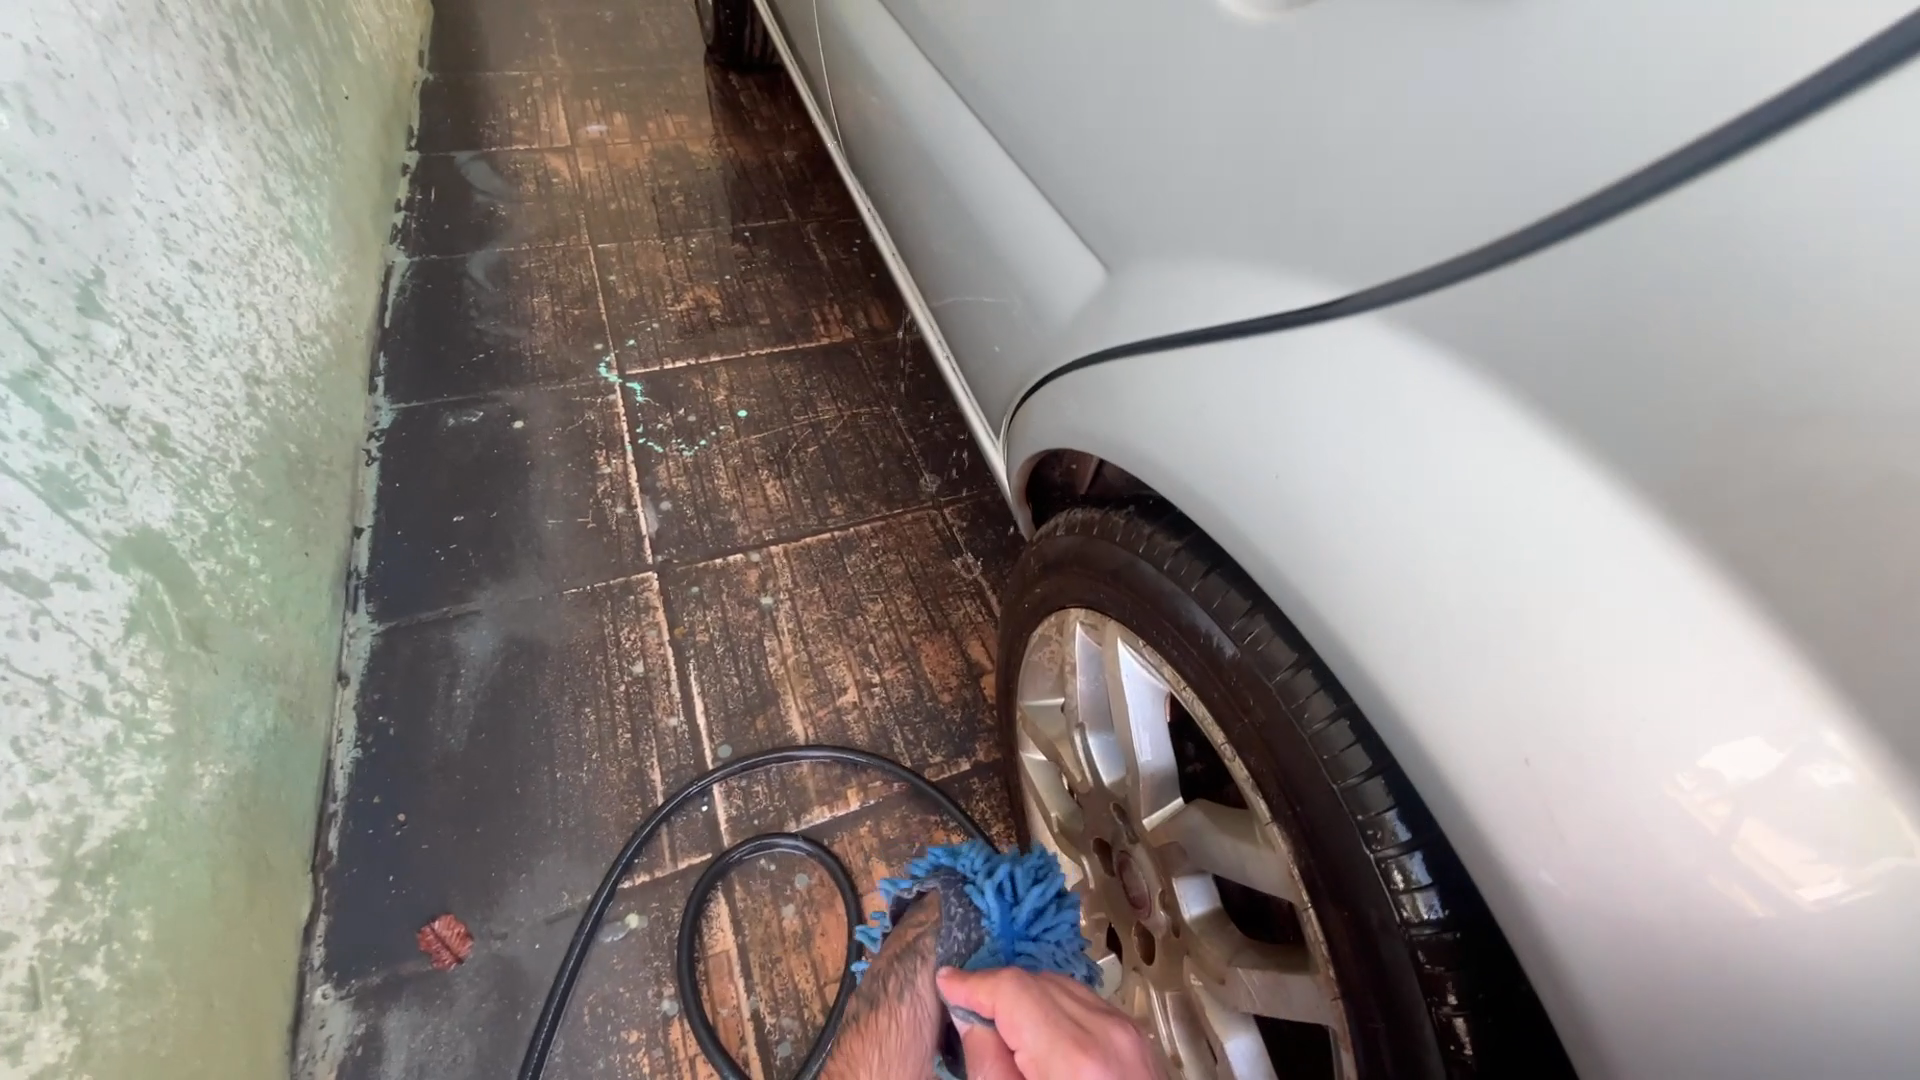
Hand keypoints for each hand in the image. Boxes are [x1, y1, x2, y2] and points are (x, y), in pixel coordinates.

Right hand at [936, 966, 1163, 1079]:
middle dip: (999, 991)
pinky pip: (1086, 1004)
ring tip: (1002, 1024)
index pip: (1013, 989)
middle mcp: (1106, 1032)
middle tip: (968, 1010)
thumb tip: (971, 1017)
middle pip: (1038, 982)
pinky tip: (1041, 1035)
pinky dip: (1057, 1008)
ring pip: (1063, 986)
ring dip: (1028, 997)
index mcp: (1074, 1058)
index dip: (973, 983)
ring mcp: (1128, 1033)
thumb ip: (987, 1062)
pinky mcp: (1139, 1039)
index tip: (945, 983)